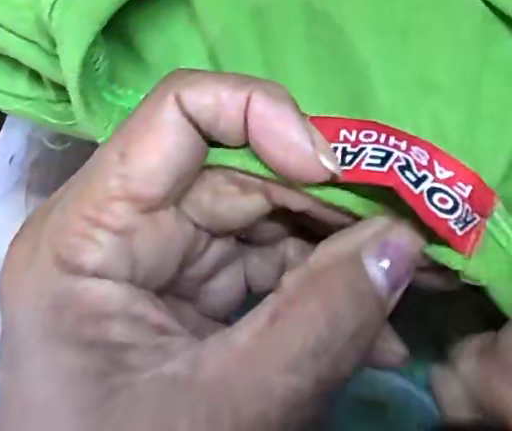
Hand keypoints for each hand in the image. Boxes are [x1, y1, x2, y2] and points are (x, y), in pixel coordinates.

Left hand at [0, 69, 426, 430]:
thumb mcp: (222, 412)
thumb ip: (319, 323)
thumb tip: (405, 239)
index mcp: (93, 230)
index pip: (182, 111)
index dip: (262, 113)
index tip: (329, 169)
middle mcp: (131, 225)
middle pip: (244, 167)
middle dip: (332, 200)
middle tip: (412, 228)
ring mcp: (169, 258)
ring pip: (273, 216)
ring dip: (345, 249)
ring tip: (417, 278)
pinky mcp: (201, 293)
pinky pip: (277, 265)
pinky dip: (330, 289)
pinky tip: (383, 327)